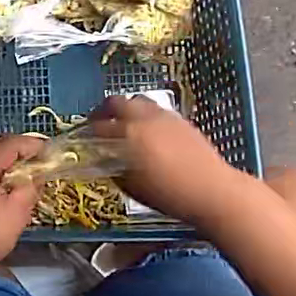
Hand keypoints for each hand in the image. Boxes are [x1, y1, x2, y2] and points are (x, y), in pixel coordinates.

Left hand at [0, 135, 44, 272]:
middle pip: (0, 144)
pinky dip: (3, 168)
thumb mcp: (17, 212)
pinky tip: (15, 181)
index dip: (33, 145)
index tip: (51, 152)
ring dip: (13, 158)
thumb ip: (30, 187)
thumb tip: (39, 174)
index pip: (11, 144)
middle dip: (23, 148)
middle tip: (44, 158)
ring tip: (33, 169)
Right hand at [92, 95, 248, 225]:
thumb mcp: (132, 186)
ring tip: (122, 125)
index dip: (87, 132)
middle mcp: (145, 117)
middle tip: (98, 124)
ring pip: (138, 101)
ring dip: (126, 110)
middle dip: (104, 111)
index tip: (82, 139)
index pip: (99, 126)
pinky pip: (155, 110)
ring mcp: (165, 116)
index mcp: (129, 133)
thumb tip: (103, 160)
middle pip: (117, 102)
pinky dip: (144, 116)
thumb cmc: (169, 194)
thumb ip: (113, 168)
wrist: (212, 190)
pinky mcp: (181, 121)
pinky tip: (147, 132)